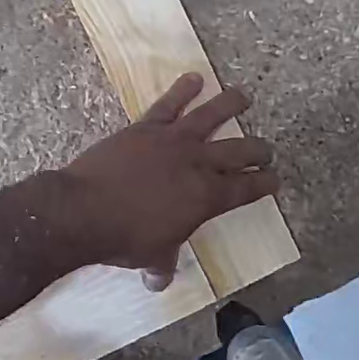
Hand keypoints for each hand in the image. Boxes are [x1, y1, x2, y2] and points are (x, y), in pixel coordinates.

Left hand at [57, 73, 279, 288]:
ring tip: (244, 96)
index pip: (247, 188)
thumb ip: (162, 264)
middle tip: (266, 149)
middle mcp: (199, 163)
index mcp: (207, 197)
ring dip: (231, 104)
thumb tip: (159, 282)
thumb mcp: (152, 256)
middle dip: (258, 149)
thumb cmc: (124, 239)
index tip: (275, 179)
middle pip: (239, 150)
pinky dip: (183, 89)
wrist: (83, 211)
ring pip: (211, 115)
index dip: (265, 182)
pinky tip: (194, 77)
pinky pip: (170, 103)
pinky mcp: (147, 127)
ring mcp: (174, 141)